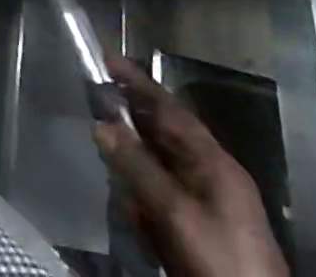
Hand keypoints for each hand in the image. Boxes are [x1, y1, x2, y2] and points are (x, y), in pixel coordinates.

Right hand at [93, 56, 287, 276]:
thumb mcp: (175, 213)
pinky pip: (163, 193)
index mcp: (214, 161)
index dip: (138, 82)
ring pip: (161, 163)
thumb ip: (138, 167)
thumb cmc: (220, 259)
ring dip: (133, 155)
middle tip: (95, 98)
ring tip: (103, 145)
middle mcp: (212, 174)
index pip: (170, 109)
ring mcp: (209, 202)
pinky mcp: (201, 227)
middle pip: (165, 132)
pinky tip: (125, 199)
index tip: (107, 58)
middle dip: (131, 116)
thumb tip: (101, 125)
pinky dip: (142, 190)